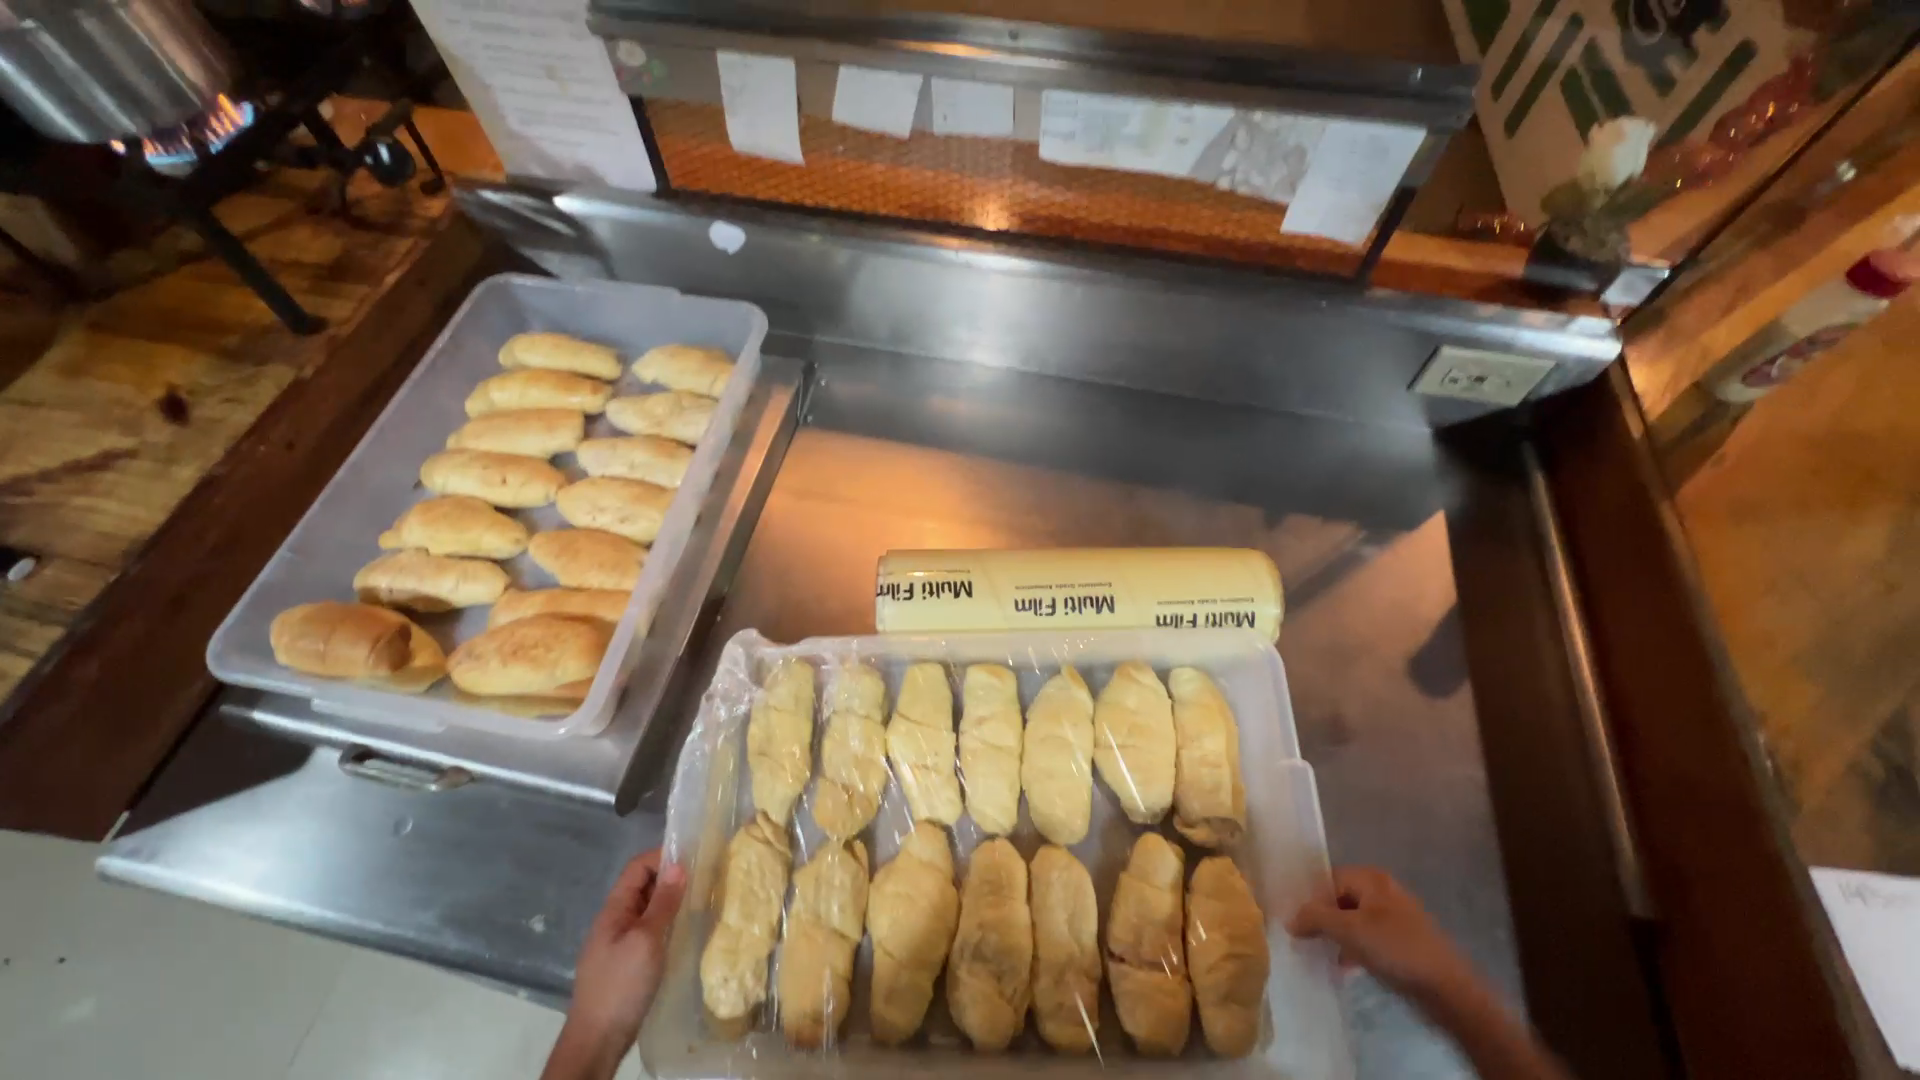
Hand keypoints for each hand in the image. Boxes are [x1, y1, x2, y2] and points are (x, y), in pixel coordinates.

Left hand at [546, 849, 686, 1079]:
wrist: (596, 1041)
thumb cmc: (621, 985)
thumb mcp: (646, 940)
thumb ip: (662, 903)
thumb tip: (679, 865)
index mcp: (614, 910)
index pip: (637, 867)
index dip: (662, 857)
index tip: (694, 858)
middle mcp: (614, 921)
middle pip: (642, 886)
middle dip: (670, 877)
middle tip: (704, 879)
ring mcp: (619, 943)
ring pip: (647, 909)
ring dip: (671, 902)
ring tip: (700, 902)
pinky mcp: (627, 962)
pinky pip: (649, 930)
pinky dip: (667, 924)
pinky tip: (684, 933)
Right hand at [1287, 866, 1475, 1001]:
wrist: (1449, 990)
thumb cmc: (1396, 949)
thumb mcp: (1348, 930)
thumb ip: (1314, 918)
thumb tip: (1289, 919)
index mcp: (1372, 879)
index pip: (1328, 880)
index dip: (1310, 900)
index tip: (1295, 923)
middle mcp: (1383, 891)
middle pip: (1340, 899)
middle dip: (1322, 920)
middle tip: (1305, 940)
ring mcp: (1395, 917)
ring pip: (1353, 921)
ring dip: (1337, 937)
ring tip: (1322, 956)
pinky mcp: (1403, 942)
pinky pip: (1368, 939)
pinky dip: (1354, 950)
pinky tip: (1345, 968)